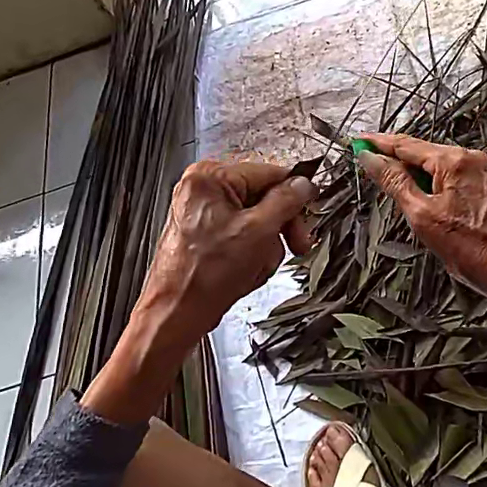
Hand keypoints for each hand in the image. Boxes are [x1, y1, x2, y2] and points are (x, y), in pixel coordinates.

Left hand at [83, 160, 315, 423]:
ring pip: (257, 220)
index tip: (309, 212)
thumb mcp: (259, 231)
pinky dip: (251, 254)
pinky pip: (243, 236)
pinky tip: (246, 271)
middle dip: (279, 226)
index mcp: (209, 178)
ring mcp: (203, 213)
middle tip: (296, 244)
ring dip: (265, 245)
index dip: (294, 195)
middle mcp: (202, 190)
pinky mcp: (206, 236)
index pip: (268, 173)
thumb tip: (302, 184)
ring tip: (256, 265)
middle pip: (263, 197)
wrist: (177, 313)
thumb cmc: (204, 275)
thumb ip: (286, 201)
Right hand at [357, 133, 486, 298]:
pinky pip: (450, 174)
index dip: (378, 143)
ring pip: (436, 164)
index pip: (406, 145)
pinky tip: (419, 192)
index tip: (359, 140)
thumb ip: (394, 182)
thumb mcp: (421, 214)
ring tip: (389, 180)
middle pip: (421, 151)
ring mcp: (480, 171)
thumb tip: (371, 159)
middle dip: (394, 157)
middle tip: (367, 160)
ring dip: (412, 171)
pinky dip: (430, 180)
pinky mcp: (485, 185)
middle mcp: (469, 158)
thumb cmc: (470, 247)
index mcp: (453, 160)